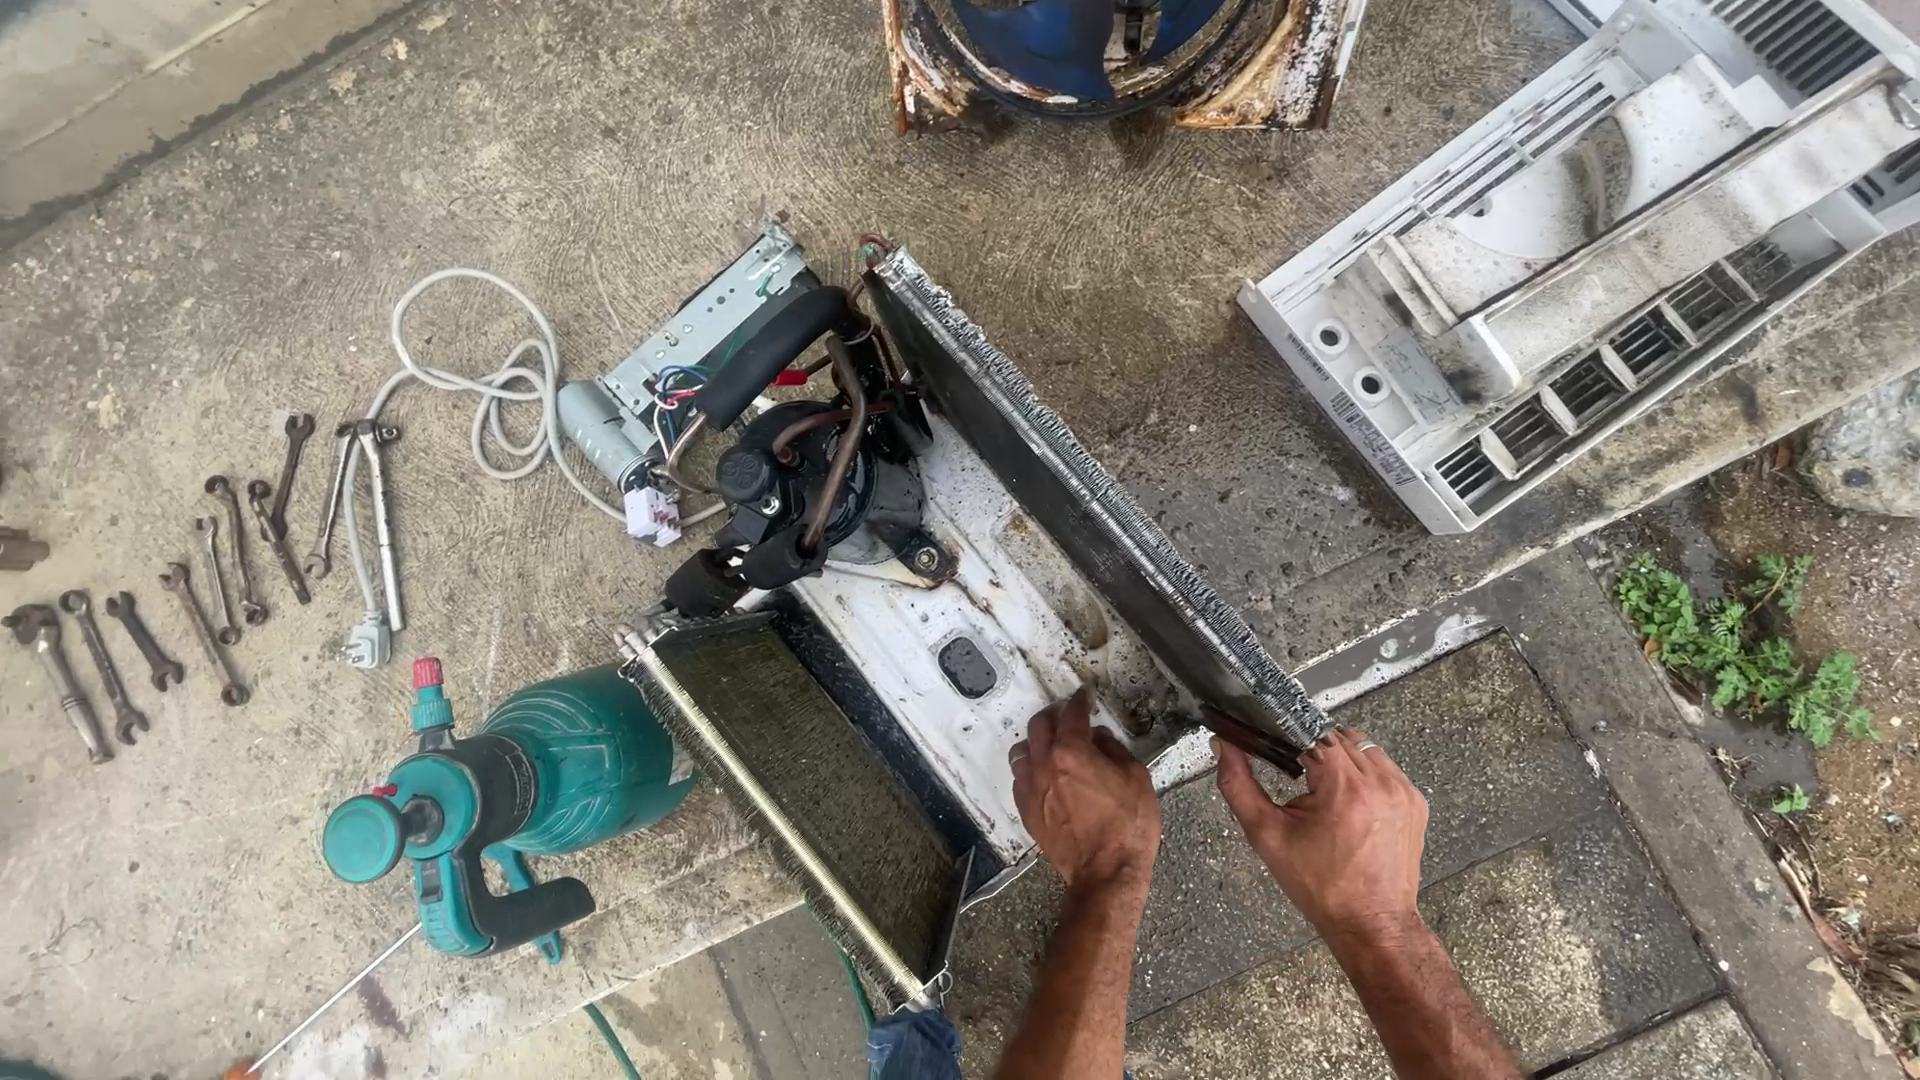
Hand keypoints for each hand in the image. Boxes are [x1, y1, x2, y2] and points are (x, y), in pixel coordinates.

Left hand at [1010, 688, 1160, 895]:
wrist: (1105, 871)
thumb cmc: (1128, 825)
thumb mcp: (1136, 778)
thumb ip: (1114, 749)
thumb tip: (1099, 737)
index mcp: (1072, 751)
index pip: (1072, 714)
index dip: (1079, 701)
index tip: (1085, 696)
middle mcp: (1044, 763)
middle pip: (1039, 725)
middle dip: (1054, 715)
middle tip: (1067, 715)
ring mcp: (1031, 787)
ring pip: (1022, 750)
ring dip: (1036, 740)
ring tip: (1051, 743)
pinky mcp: (1026, 809)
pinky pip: (1019, 777)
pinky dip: (1030, 767)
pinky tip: (1043, 772)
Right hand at [1214, 727, 1428, 941]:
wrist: (1371, 923)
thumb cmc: (1321, 885)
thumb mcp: (1266, 834)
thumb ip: (1238, 784)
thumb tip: (1224, 747)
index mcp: (1346, 788)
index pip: (1314, 732)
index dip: (1291, 737)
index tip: (1277, 750)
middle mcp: (1381, 784)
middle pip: (1338, 736)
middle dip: (1313, 750)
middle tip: (1295, 775)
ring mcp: (1403, 792)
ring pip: (1363, 746)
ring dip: (1339, 757)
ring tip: (1322, 788)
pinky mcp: (1414, 801)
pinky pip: (1383, 765)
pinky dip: (1362, 771)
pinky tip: (1346, 797)